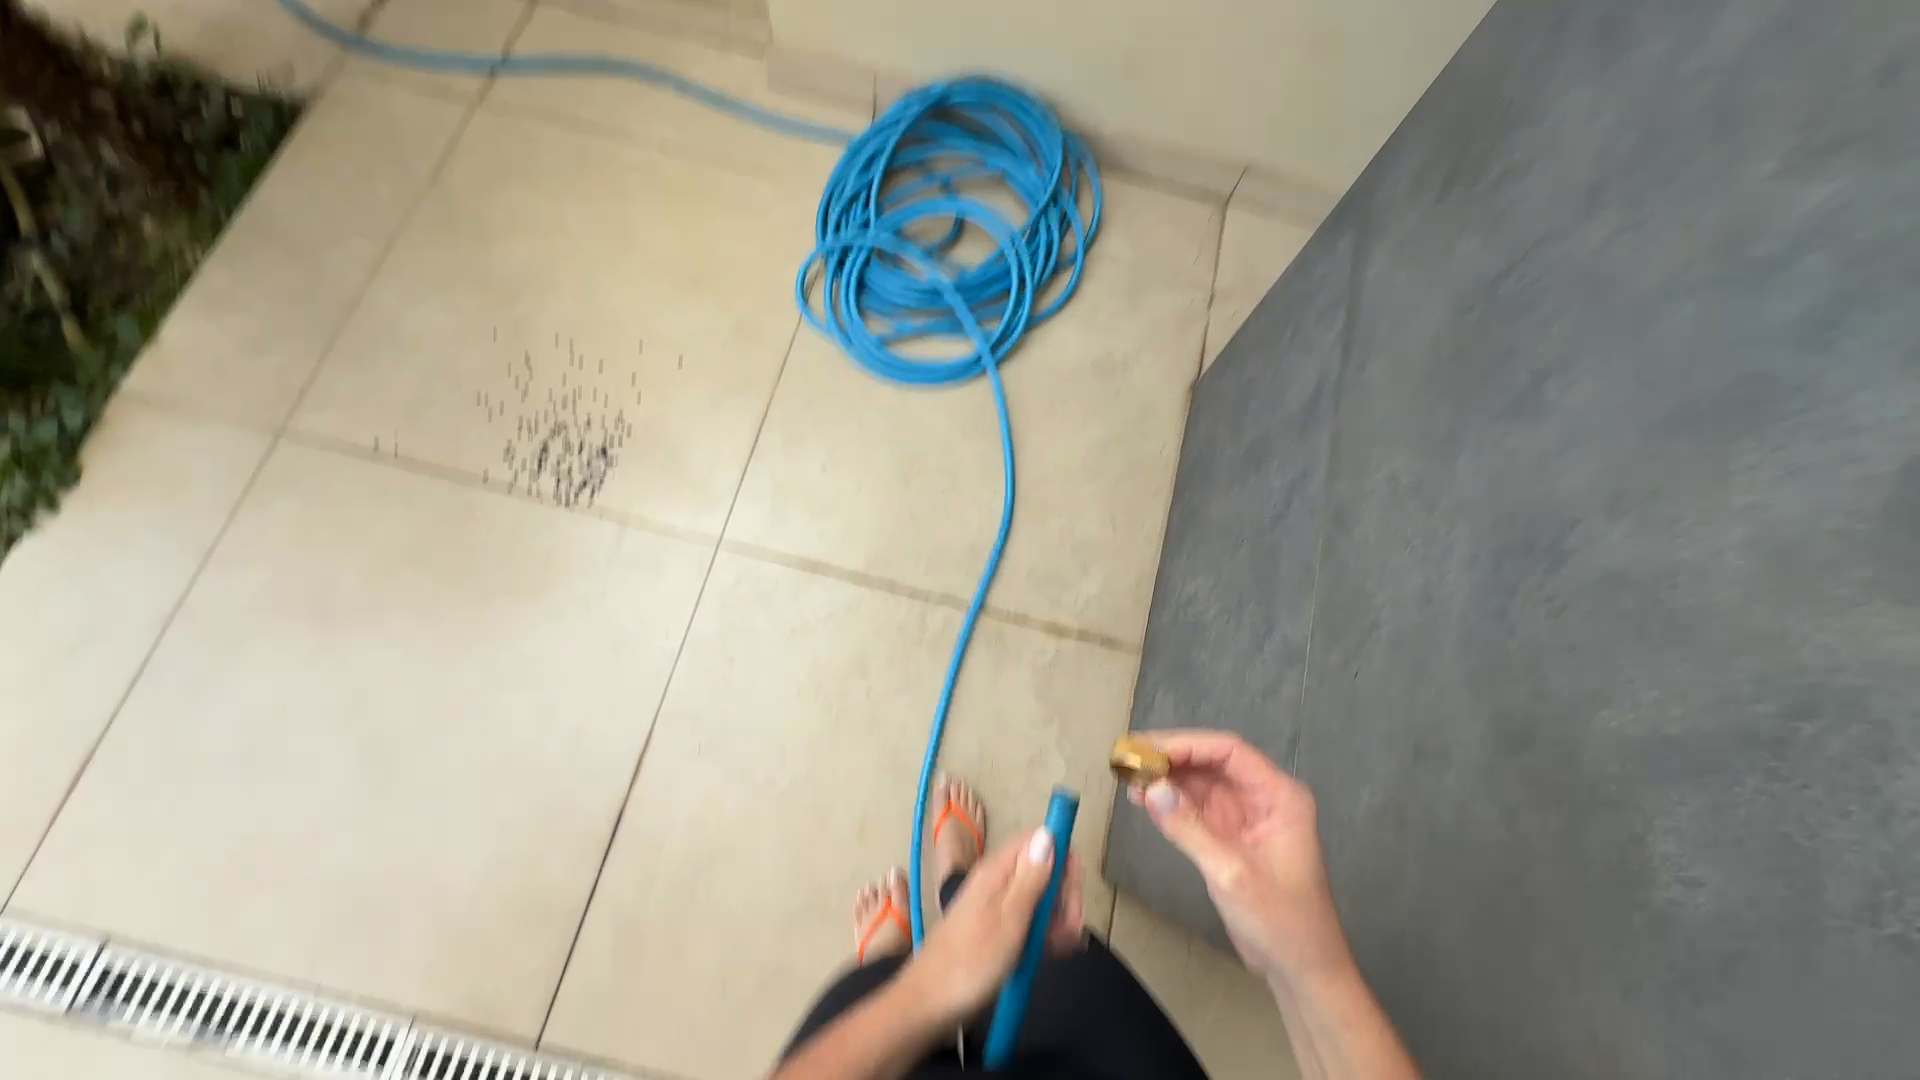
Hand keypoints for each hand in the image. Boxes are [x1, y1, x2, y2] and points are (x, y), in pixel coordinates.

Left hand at [897, 828, 1083, 1026]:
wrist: (930, 1003)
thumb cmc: (971, 962)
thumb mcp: (1009, 919)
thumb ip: (1031, 878)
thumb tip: (1048, 833)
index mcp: (998, 870)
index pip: (1038, 839)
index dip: (1062, 857)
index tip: (1072, 892)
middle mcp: (998, 881)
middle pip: (1043, 868)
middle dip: (1064, 894)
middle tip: (1070, 930)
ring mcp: (997, 906)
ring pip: (1039, 897)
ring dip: (1057, 917)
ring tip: (1062, 947)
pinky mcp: (997, 930)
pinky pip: (1028, 920)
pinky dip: (1044, 932)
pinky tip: (1052, 952)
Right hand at [1131, 731, 1349, 979]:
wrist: (1300, 970)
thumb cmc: (1280, 921)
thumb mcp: (1232, 873)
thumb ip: (1190, 828)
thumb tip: (1150, 788)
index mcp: (1279, 796)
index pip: (1230, 752)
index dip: (1188, 745)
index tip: (1148, 751)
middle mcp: (1263, 797)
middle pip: (1213, 761)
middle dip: (1171, 758)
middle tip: (1130, 759)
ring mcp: (1245, 815)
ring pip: (1201, 781)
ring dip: (1166, 778)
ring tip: (1130, 779)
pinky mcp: (1229, 835)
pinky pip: (1195, 806)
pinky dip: (1170, 801)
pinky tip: (1144, 800)